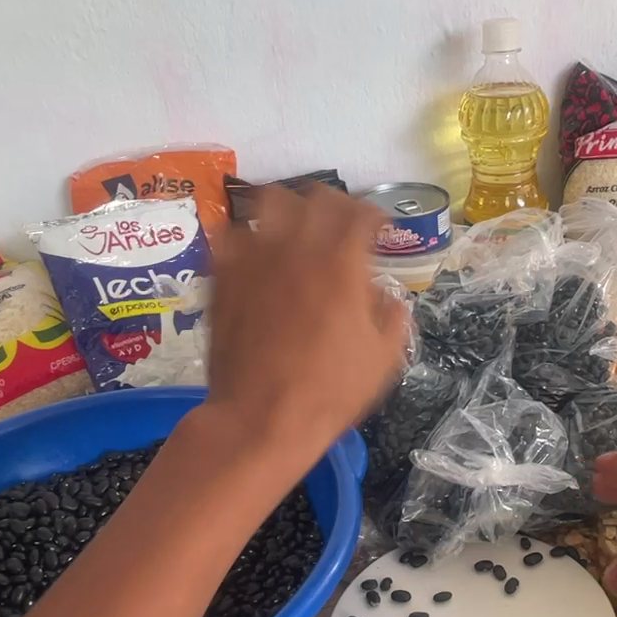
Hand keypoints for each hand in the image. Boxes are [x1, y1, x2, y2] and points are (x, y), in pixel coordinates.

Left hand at [203, 185, 407, 465]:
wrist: (262, 419)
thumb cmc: (330, 393)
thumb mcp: (384, 360)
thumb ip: (393, 317)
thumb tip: (388, 297)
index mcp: (344, 265)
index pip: (362, 213)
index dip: (377, 214)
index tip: (381, 227)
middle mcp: (298, 249)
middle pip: (317, 197)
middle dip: (336, 205)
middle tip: (342, 226)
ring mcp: (254, 259)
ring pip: (269, 202)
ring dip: (289, 208)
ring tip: (296, 228)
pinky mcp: (223, 276)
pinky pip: (230, 233)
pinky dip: (248, 234)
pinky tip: (256, 252)